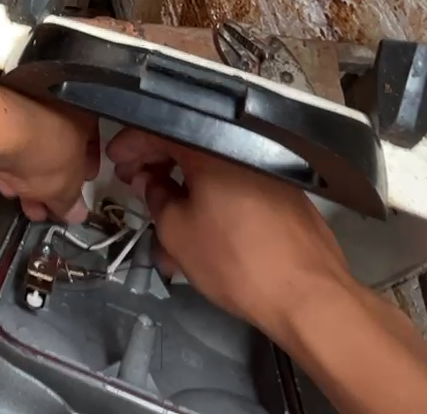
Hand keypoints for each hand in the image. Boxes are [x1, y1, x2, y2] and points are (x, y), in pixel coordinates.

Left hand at [0, 80, 97, 223]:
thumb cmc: (46, 151)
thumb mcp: (67, 188)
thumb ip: (72, 202)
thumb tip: (77, 212)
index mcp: (81, 112)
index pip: (91, 141)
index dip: (87, 169)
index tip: (80, 189)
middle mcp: (55, 101)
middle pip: (58, 146)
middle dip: (54, 181)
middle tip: (51, 205)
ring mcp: (23, 104)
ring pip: (31, 146)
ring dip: (31, 179)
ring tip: (28, 207)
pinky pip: (8, 144)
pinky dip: (9, 166)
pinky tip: (7, 188)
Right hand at [107, 128, 353, 339]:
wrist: (311, 297)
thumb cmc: (237, 261)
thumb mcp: (177, 232)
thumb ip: (155, 197)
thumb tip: (149, 181)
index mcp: (210, 147)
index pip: (158, 129)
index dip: (130, 144)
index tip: (115, 162)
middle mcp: (240, 148)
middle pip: (186, 145)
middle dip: (155, 165)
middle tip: (136, 186)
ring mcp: (266, 170)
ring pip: (211, 171)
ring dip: (183, 190)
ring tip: (166, 226)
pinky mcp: (285, 194)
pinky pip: (236, 186)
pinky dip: (213, 200)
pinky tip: (203, 231)